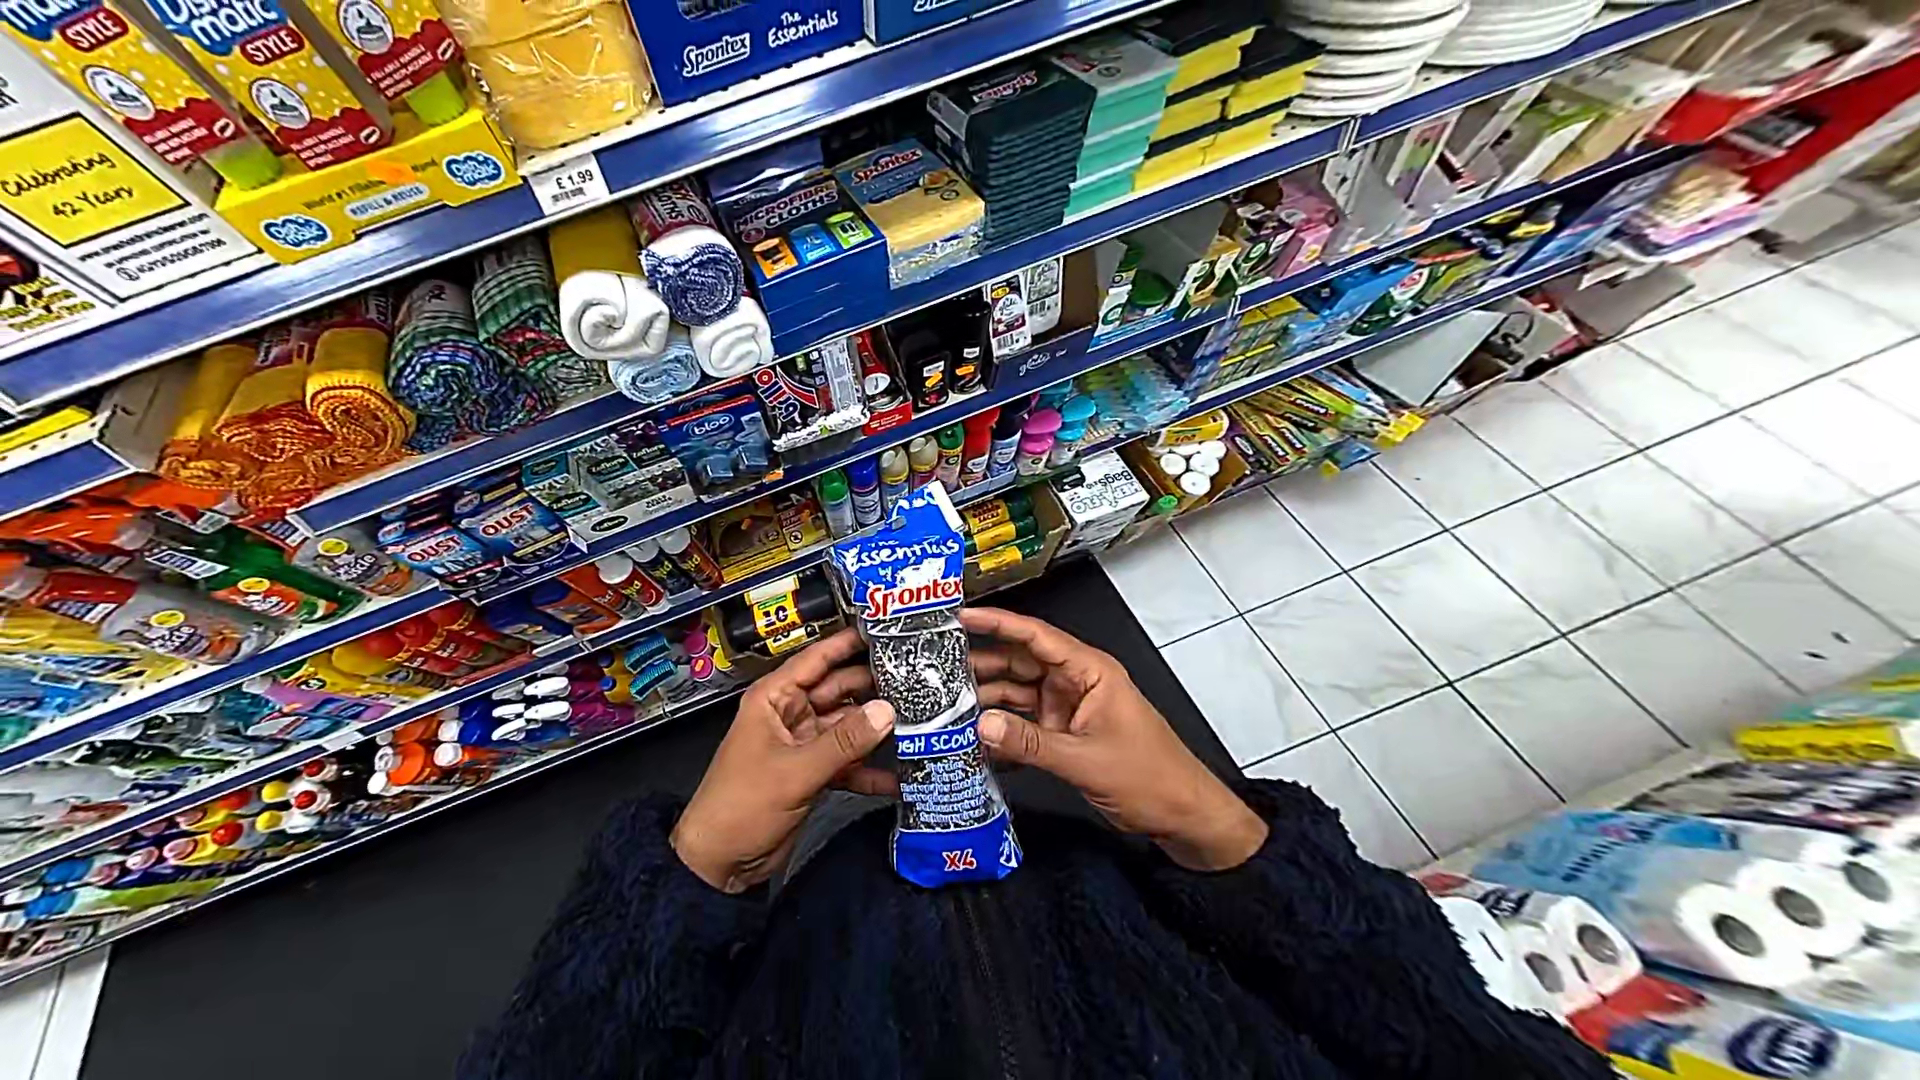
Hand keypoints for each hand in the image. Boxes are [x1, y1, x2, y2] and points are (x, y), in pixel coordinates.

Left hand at [671, 627, 895, 892]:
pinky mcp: (815, 772)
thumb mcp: (795, 770)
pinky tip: (898, 775)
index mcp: (776, 698)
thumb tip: (888, 711)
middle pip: (841, 690)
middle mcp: (793, 714)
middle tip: (919, 682)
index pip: (818, 659)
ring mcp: (806, 743)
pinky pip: (848, 761)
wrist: (720, 864)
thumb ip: (844, 741)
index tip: (885, 631)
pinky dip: (870, 769)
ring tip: (920, 722)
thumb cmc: (741, 805)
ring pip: (849, 726)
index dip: (849, 642)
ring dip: (877, 729)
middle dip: (875, 688)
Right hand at [963, 608, 1266, 871]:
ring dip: (987, 699)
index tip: (963, 617)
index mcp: (1089, 671)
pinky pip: (1024, 722)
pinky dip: (1002, 728)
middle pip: (1020, 663)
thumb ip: (1031, 743)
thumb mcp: (1085, 759)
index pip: (1036, 636)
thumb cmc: (1151, 776)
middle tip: (939, 667)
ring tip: (946, 703)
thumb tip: (982, 725)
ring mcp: (1068, 707)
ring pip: (1018, 693)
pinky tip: (974, 735)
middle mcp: (1075, 682)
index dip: (998, 623)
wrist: (1181, 814)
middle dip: (982, 664)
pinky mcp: (1064, 732)